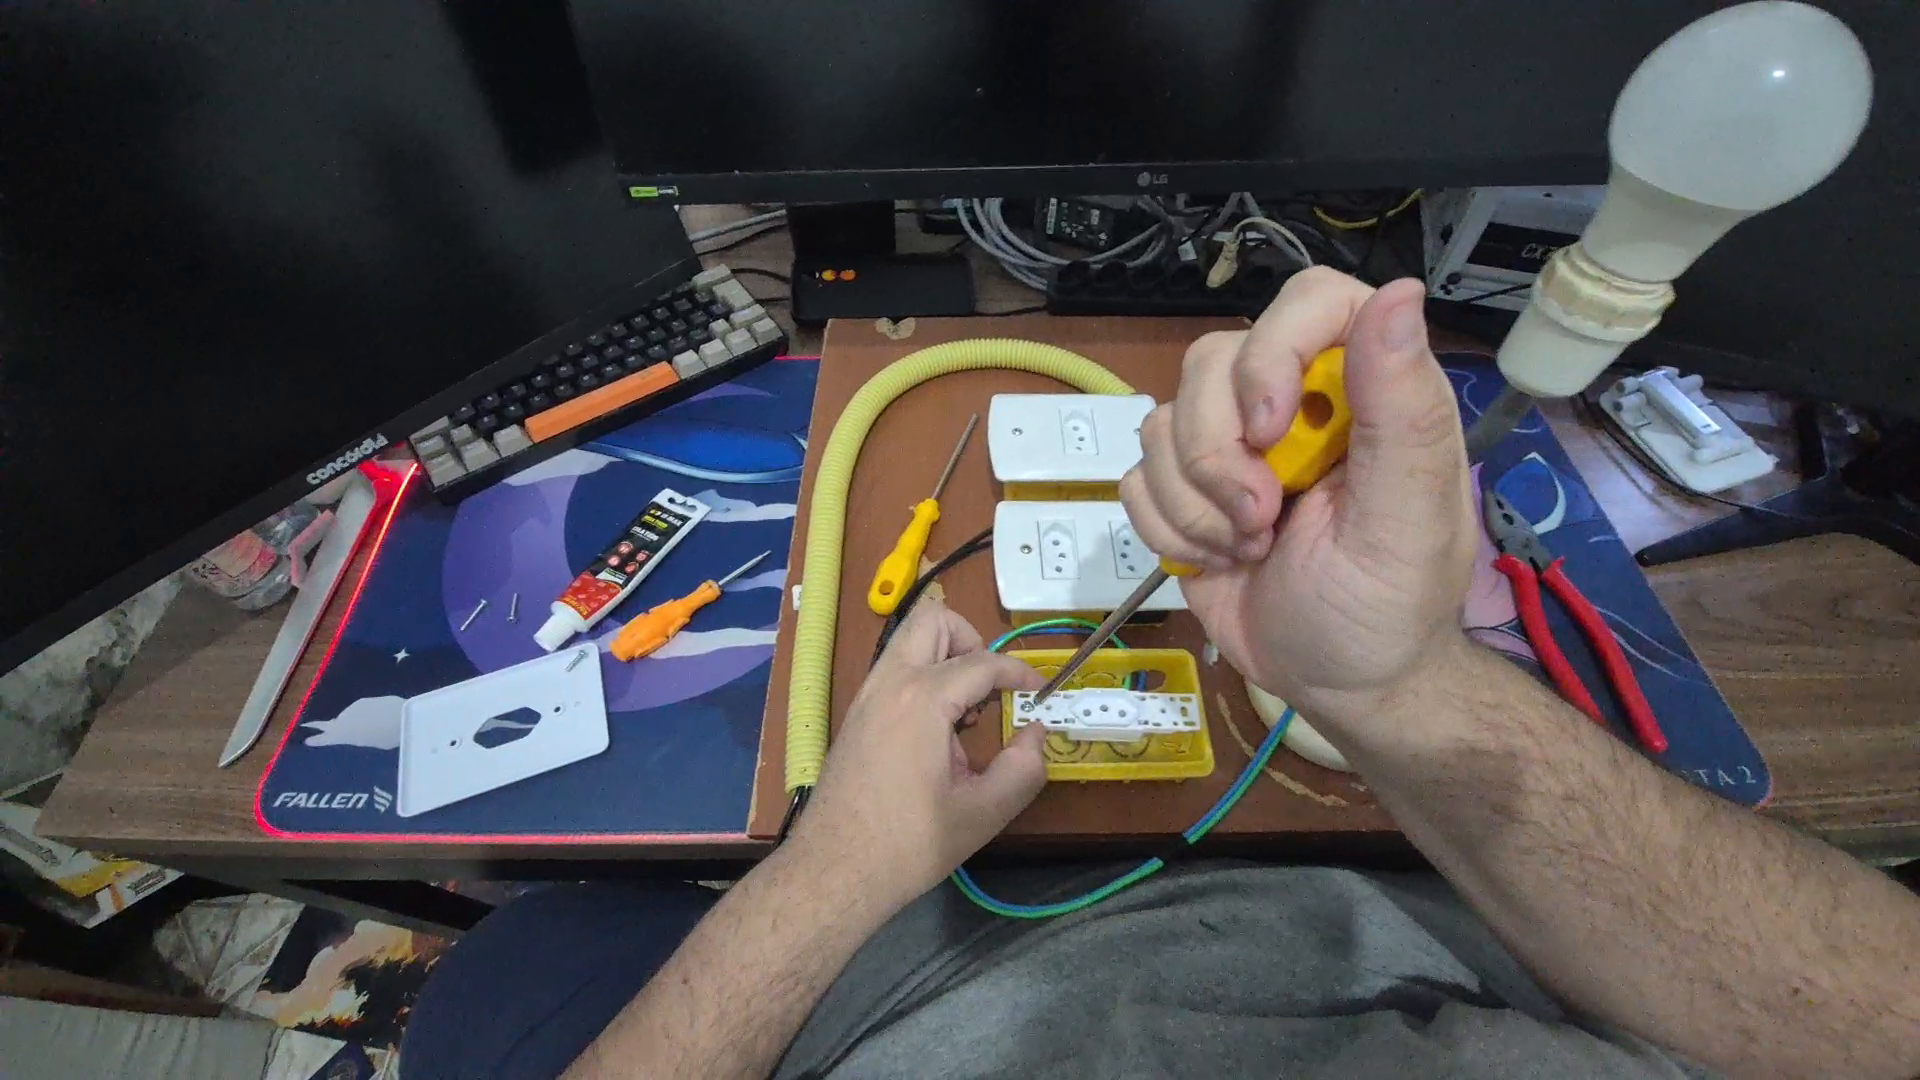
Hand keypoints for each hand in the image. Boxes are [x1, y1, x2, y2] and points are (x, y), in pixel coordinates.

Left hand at [790, 599, 1048, 908]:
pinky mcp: (856, 713)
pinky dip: (923, 676)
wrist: (833, 871)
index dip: (1019, 672)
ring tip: (966, 711)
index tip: (1040, 691)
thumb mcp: (982, 813)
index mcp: (921, 698)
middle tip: (991, 686)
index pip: (982, 662)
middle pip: (933, 620)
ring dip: (945, 657)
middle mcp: (889, 682)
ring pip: (909, 640)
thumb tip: (1037, 734)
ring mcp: (866, 694)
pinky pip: (895, 669)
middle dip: (971, 639)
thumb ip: (1024, 768)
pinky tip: (937, 729)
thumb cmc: (909, 844)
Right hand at [1118, 269, 1478, 738]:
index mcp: (1358, 394)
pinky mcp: (1178, 494)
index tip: (1268, 430)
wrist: (1330, 682)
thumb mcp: (1407, 520)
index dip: (1271, 353)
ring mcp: (1222, 449)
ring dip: (1193, 505)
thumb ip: (1404, 411)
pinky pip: (1133, 480)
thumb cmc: (1384, 608)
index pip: (1308, 303)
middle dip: (1216, 456)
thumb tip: (1397, 292)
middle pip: (1206, 364)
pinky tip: (1213, 559)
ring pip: (1158, 426)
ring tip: (1245, 548)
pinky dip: (1166, 529)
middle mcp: (1284, 405)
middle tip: (1261, 519)